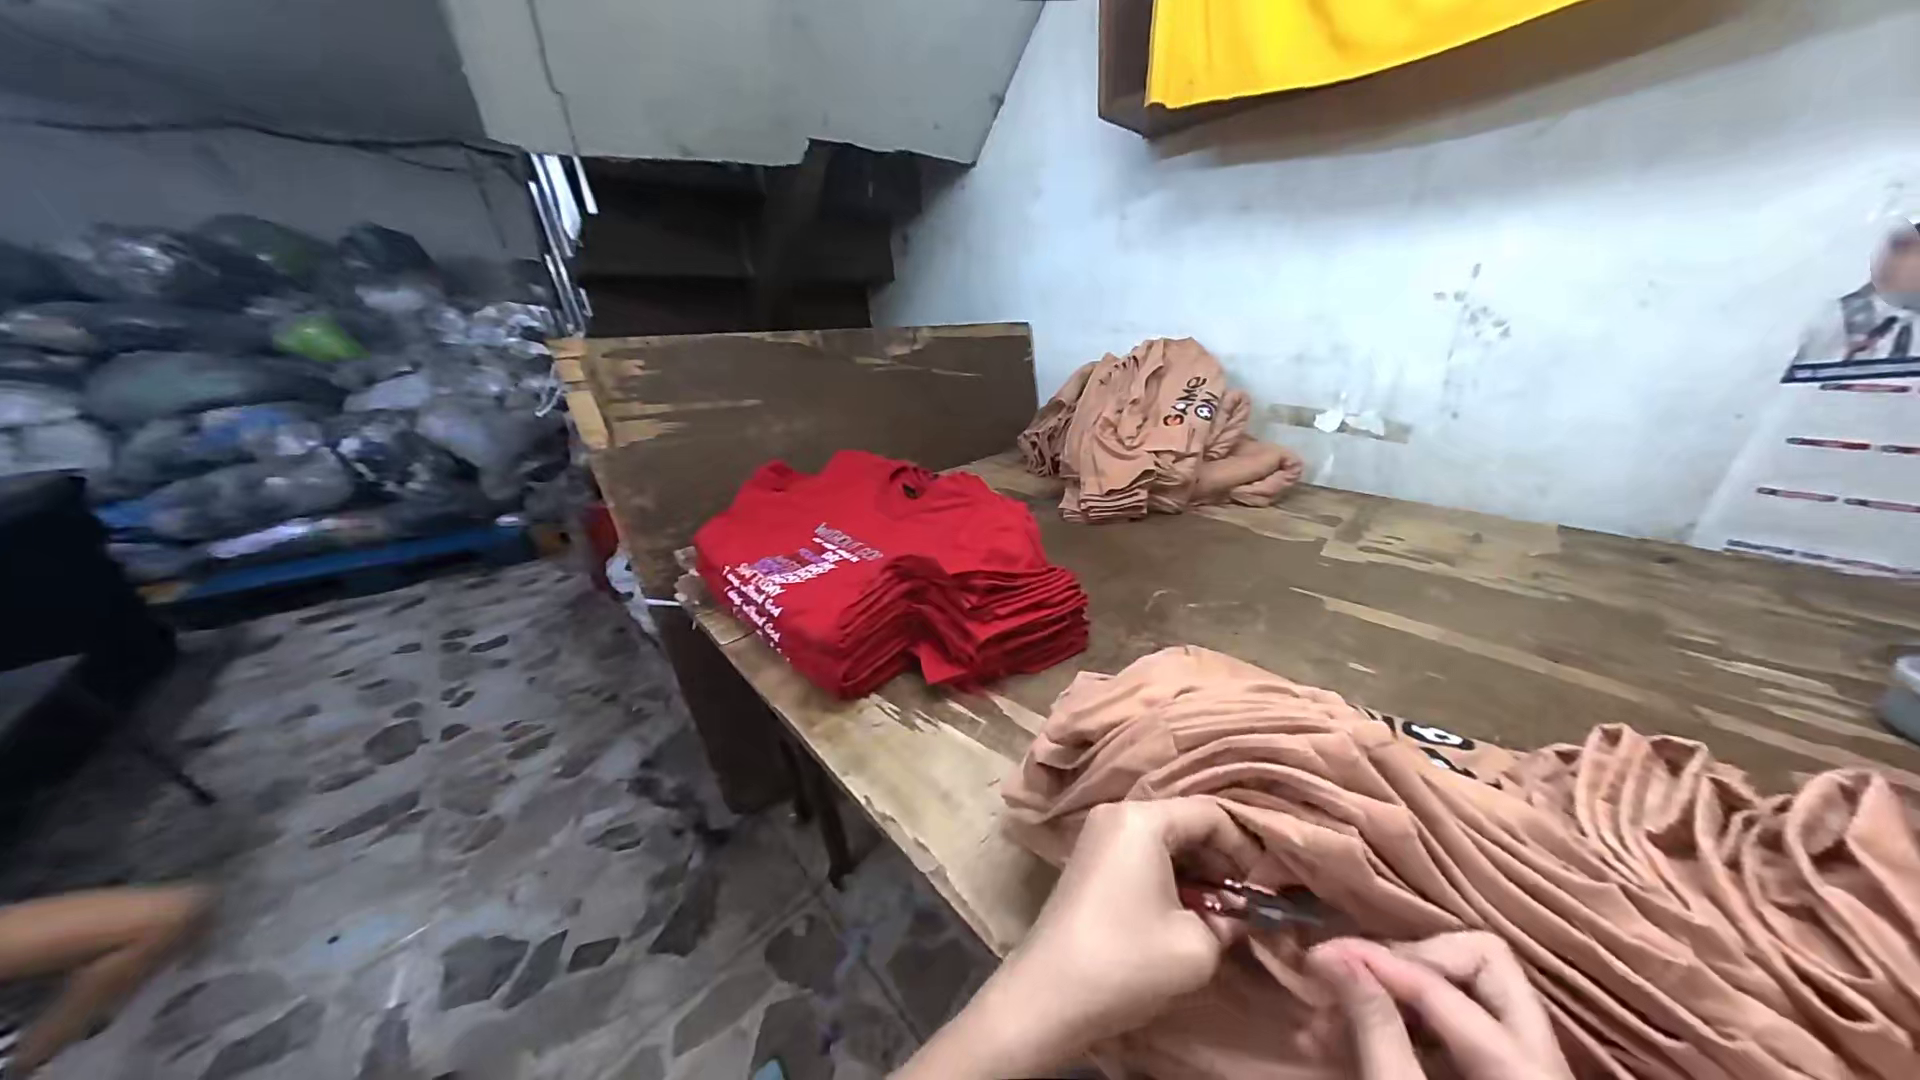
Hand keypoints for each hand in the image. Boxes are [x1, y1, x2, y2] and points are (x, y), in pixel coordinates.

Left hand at [894, 798, 1258, 1078]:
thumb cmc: (1127, 959)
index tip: (1266, 889)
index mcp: (1141, 818)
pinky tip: (1184, 911)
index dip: (1245, 849)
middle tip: (1246, 904)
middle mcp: (1117, 812)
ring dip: (1196, 870)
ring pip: (1164, 839)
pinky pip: (1142, 852)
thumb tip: (1239, 911)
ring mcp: (1098, 833)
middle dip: (1220, 860)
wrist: (1050, 992)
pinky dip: (1169, 875)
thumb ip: (1229, 919)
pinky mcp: (1090, 857)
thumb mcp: (1197, 944)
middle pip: (1184, 822)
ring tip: (1219, 913)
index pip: (1210, 813)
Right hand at [1307, 933, 1572, 1079]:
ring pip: (1471, 990)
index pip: (1444, 984)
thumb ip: (1375, 1029)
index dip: (1377, 960)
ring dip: (1398, 990)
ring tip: (1335, 1009)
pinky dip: (1407, 1021)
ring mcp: (1530, 1068)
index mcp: (1528, 1070)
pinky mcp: (1504, 1079)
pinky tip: (1354, 1034)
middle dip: (1409, 959)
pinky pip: (1461, 1027)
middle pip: (1484, 960)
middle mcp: (1544, 1058)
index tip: (1319, 953)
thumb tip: (1331, 954)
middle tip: (1355, 973)